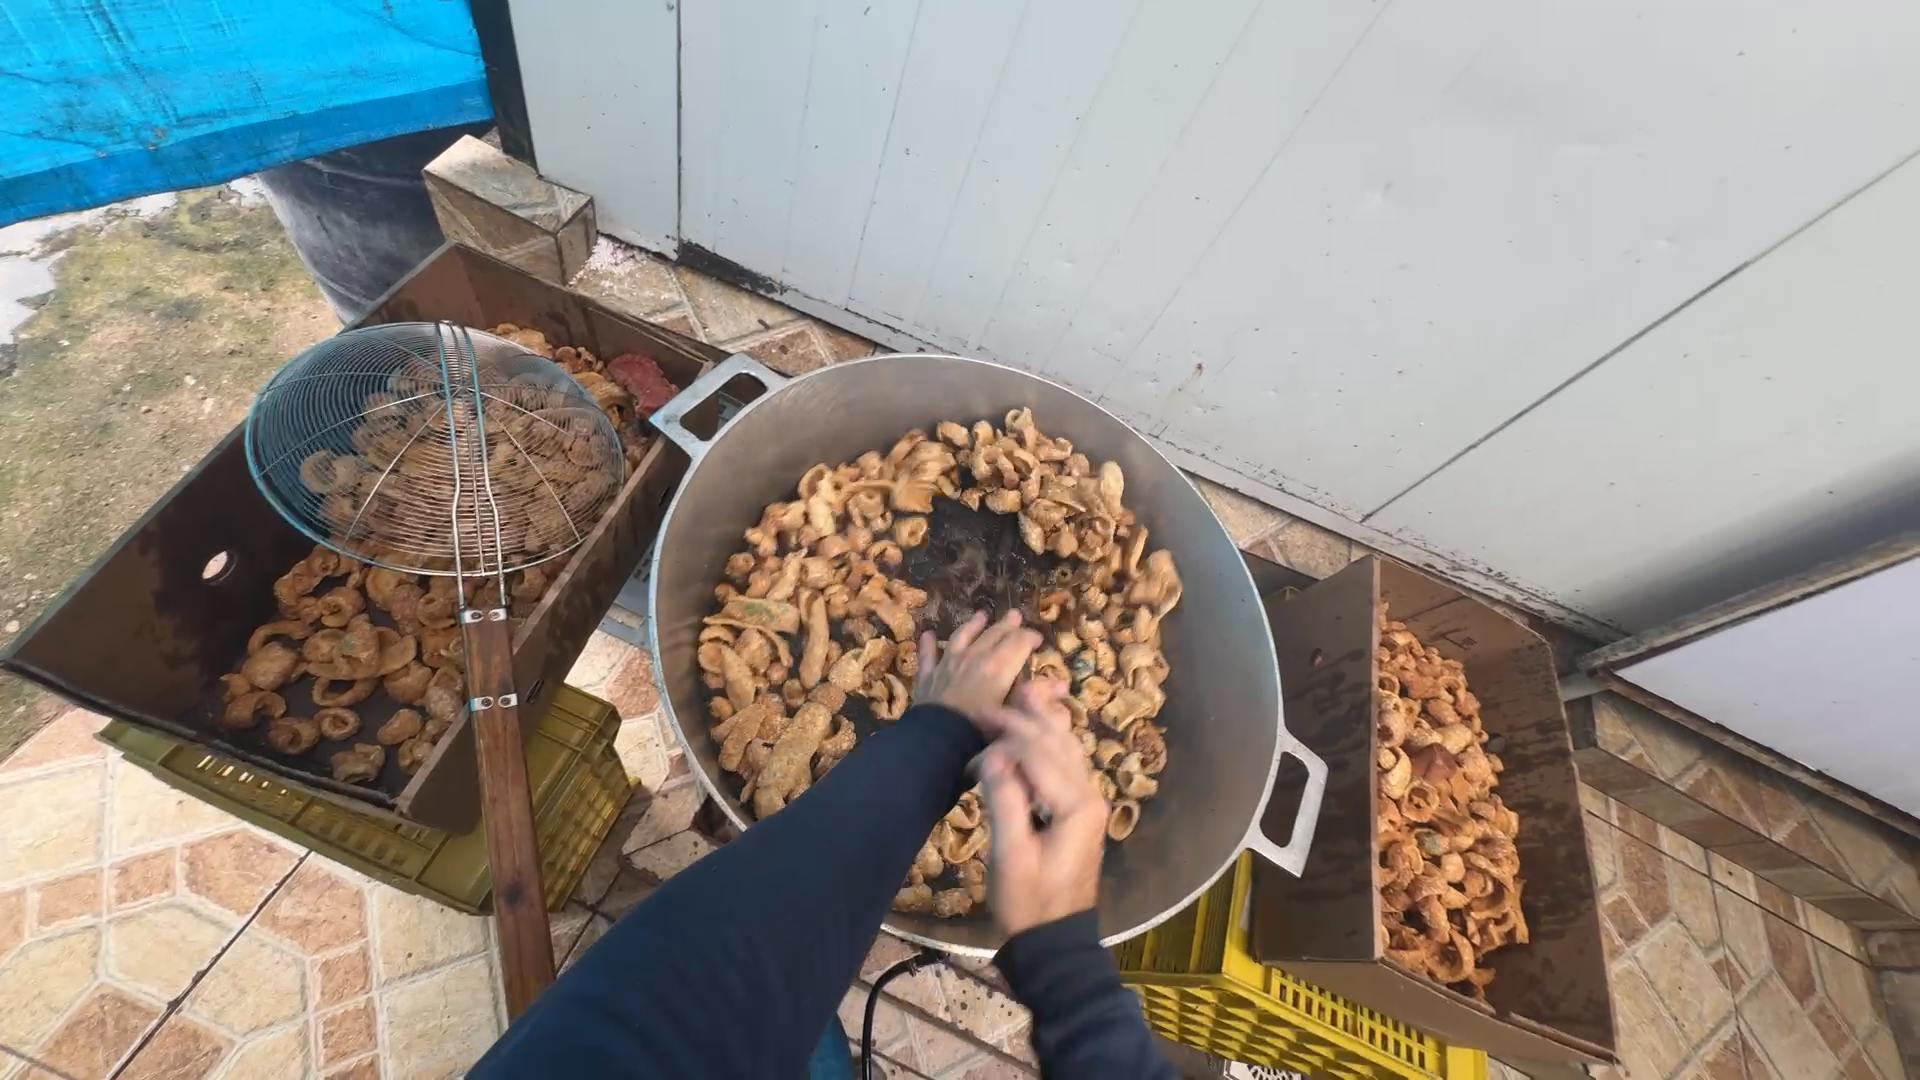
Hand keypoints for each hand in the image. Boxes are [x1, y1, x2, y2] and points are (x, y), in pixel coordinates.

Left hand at [914, 611, 1042, 734]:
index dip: (1030, 638)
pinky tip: (928, 634)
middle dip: (1007, 625)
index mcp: (999, 666)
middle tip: (1015, 615)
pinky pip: (928, 655)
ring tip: (981, 615)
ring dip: (973, 625)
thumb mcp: (1015, 716)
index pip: (1019, 643)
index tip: (1038, 639)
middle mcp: (975, 657)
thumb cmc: (981, 732)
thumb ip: (1036, 697)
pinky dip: (929, 644)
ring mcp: (948, 664)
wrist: (938, 742)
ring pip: (962, 637)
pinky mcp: (928, 675)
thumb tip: (1061, 685)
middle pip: (993, 635)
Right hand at [976, 684, 1108, 936]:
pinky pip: (1065, 762)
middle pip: (1056, 742)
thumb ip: (1005, 800)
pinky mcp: (1080, 808)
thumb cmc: (1029, 903)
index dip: (1007, 731)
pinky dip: (1047, 741)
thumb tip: (992, 754)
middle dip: (1021, 720)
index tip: (975, 720)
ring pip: (1066, 747)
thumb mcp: (1011, 856)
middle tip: (986, 708)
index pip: (1039, 751)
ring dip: (1039, 723)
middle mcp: (1090, 794)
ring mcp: (1088, 801)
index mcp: (1078, 805)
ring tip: (1020, 696)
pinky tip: (1035, 729)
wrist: (1055, 942)